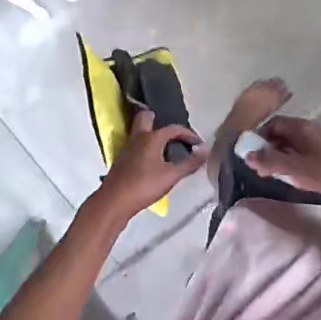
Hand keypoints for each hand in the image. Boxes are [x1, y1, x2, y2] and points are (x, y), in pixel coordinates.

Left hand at [91, 110, 208, 216]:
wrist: (114, 202)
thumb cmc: (144, 185)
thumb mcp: (171, 175)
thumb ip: (190, 163)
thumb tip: (206, 150)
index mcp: (151, 138)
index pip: (173, 128)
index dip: (188, 134)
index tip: (199, 143)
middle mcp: (137, 137)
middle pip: (145, 117)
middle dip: (158, 119)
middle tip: (172, 132)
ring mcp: (127, 148)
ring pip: (139, 131)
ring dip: (151, 133)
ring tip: (165, 146)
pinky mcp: (121, 159)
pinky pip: (135, 144)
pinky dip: (145, 145)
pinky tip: (152, 159)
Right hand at [246, 116, 320, 219]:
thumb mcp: (296, 169)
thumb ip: (271, 161)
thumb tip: (247, 154)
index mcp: (302, 127)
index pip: (273, 123)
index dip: (259, 138)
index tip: (252, 156)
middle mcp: (313, 127)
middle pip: (284, 132)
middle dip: (271, 148)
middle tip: (263, 168)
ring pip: (297, 142)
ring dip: (284, 156)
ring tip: (279, 174)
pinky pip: (308, 150)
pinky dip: (298, 160)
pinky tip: (300, 176)